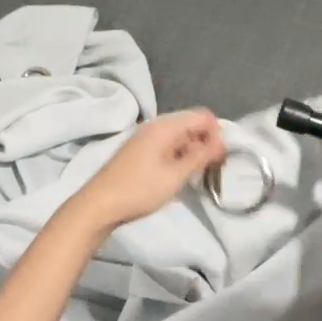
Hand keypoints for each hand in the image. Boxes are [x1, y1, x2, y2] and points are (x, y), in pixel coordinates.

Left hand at [65, 109, 225, 231]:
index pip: (203, 116)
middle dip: (206, 141)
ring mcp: (145, 137)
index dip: (216, 134)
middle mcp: (155, 125)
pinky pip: (167, 144)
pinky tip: (178, 174)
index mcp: (165, 126)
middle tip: (211, 168)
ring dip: (192, 150)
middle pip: (191, 123)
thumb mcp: (175, 175)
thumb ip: (200, 156)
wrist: (100, 204)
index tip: (219, 158)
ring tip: (196, 174)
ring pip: (179, 135)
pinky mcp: (140, 150)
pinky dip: (178, 155)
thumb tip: (221, 143)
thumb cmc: (140, 189)